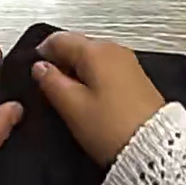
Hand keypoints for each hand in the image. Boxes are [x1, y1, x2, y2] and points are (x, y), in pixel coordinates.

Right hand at [32, 31, 165, 164]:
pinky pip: (105, 66)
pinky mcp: (134, 75)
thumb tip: (39, 66)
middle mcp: (113, 48)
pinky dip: (91, 74)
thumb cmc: (109, 126)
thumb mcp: (73, 107)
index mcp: (96, 50)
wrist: (154, 145)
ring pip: (92, 56)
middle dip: (59, 60)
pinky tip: (86, 95)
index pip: (60, 39)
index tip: (31, 71)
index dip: (42, 52)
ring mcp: (126, 60)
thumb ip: (52, 83)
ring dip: (75, 68)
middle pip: (78, 45)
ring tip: (63, 94)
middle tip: (44, 85)